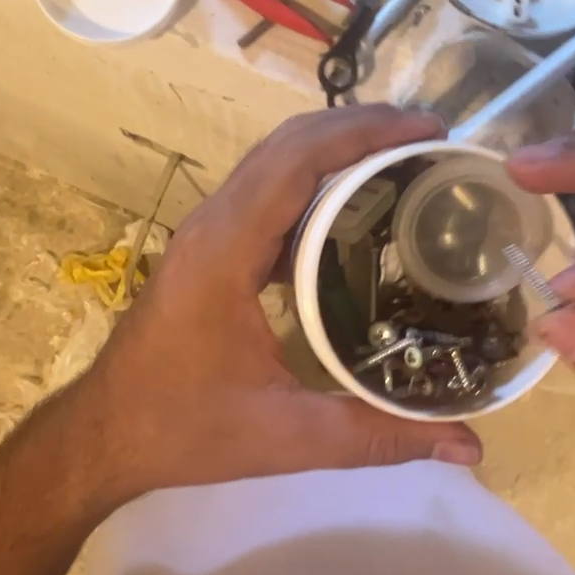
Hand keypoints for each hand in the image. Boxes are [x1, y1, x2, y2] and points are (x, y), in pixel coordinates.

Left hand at [70, 106, 484, 497]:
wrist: (106, 436)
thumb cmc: (183, 430)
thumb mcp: (286, 437)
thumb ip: (376, 436)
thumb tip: (468, 447)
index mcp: (224, 251)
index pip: (296, 162)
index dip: (363, 133)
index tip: (426, 129)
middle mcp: (211, 226)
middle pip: (286, 146)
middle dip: (358, 127)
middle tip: (429, 138)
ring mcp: (205, 233)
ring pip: (273, 163)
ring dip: (333, 148)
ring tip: (401, 159)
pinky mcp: (207, 249)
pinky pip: (265, 194)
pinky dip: (312, 183)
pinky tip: (353, 210)